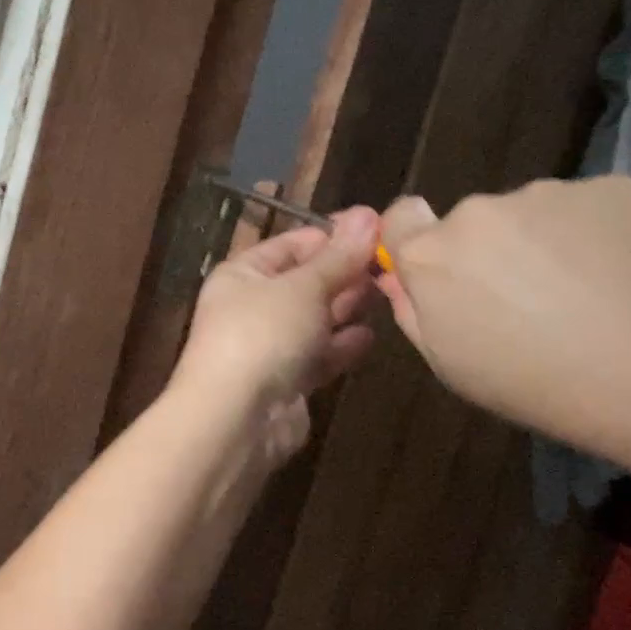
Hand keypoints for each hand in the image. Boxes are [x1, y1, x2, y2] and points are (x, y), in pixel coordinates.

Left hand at [171, 207, 380, 431]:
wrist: (237, 415)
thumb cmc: (262, 334)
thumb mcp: (302, 287)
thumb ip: (338, 257)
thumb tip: (367, 213)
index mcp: (241, 274)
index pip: (289, 245)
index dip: (330, 236)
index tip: (379, 228)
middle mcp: (250, 306)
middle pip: (303, 282)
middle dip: (343, 272)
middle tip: (394, 262)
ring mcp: (267, 346)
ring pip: (313, 320)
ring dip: (346, 308)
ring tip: (389, 293)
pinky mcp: (286, 381)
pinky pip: (318, 355)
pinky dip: (341, 346)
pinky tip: (370, 337)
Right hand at [376, 176, 630, 440]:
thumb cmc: (539, 384)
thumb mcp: (451, 364)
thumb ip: (413, 311)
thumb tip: (399, 277)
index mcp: (429, 254)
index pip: (398, 218)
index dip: (414, 238)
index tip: (444, 269)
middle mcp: (478, 211)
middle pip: (472, 222)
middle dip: (492, 250)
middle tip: (532, 299)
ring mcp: (549, 194)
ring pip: (535, 213)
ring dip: (547, 240)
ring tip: (593, 291)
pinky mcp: (617, 188)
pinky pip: (593, 207)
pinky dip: (603, 233)